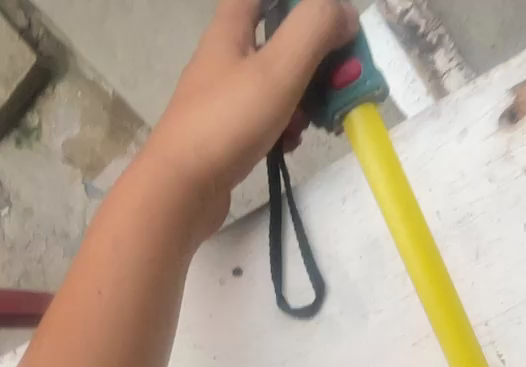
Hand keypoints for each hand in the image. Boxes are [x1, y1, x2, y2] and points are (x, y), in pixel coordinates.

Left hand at [133, 0, 357, 235]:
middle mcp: (223, 58)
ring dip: (301, 100)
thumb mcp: (279, 69)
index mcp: (230, 30)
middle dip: (311, 58)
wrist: (180, 189)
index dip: (294, 1)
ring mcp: (221, 100)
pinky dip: (282, 129)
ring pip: (272, 85)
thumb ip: (315, 31)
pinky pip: (262, 121)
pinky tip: (289, 147)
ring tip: (313, 122)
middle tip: (335, 81)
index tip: (325, 19)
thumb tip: (345, 13)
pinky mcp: (224, 136)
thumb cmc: (228, 123)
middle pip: (275, 41)